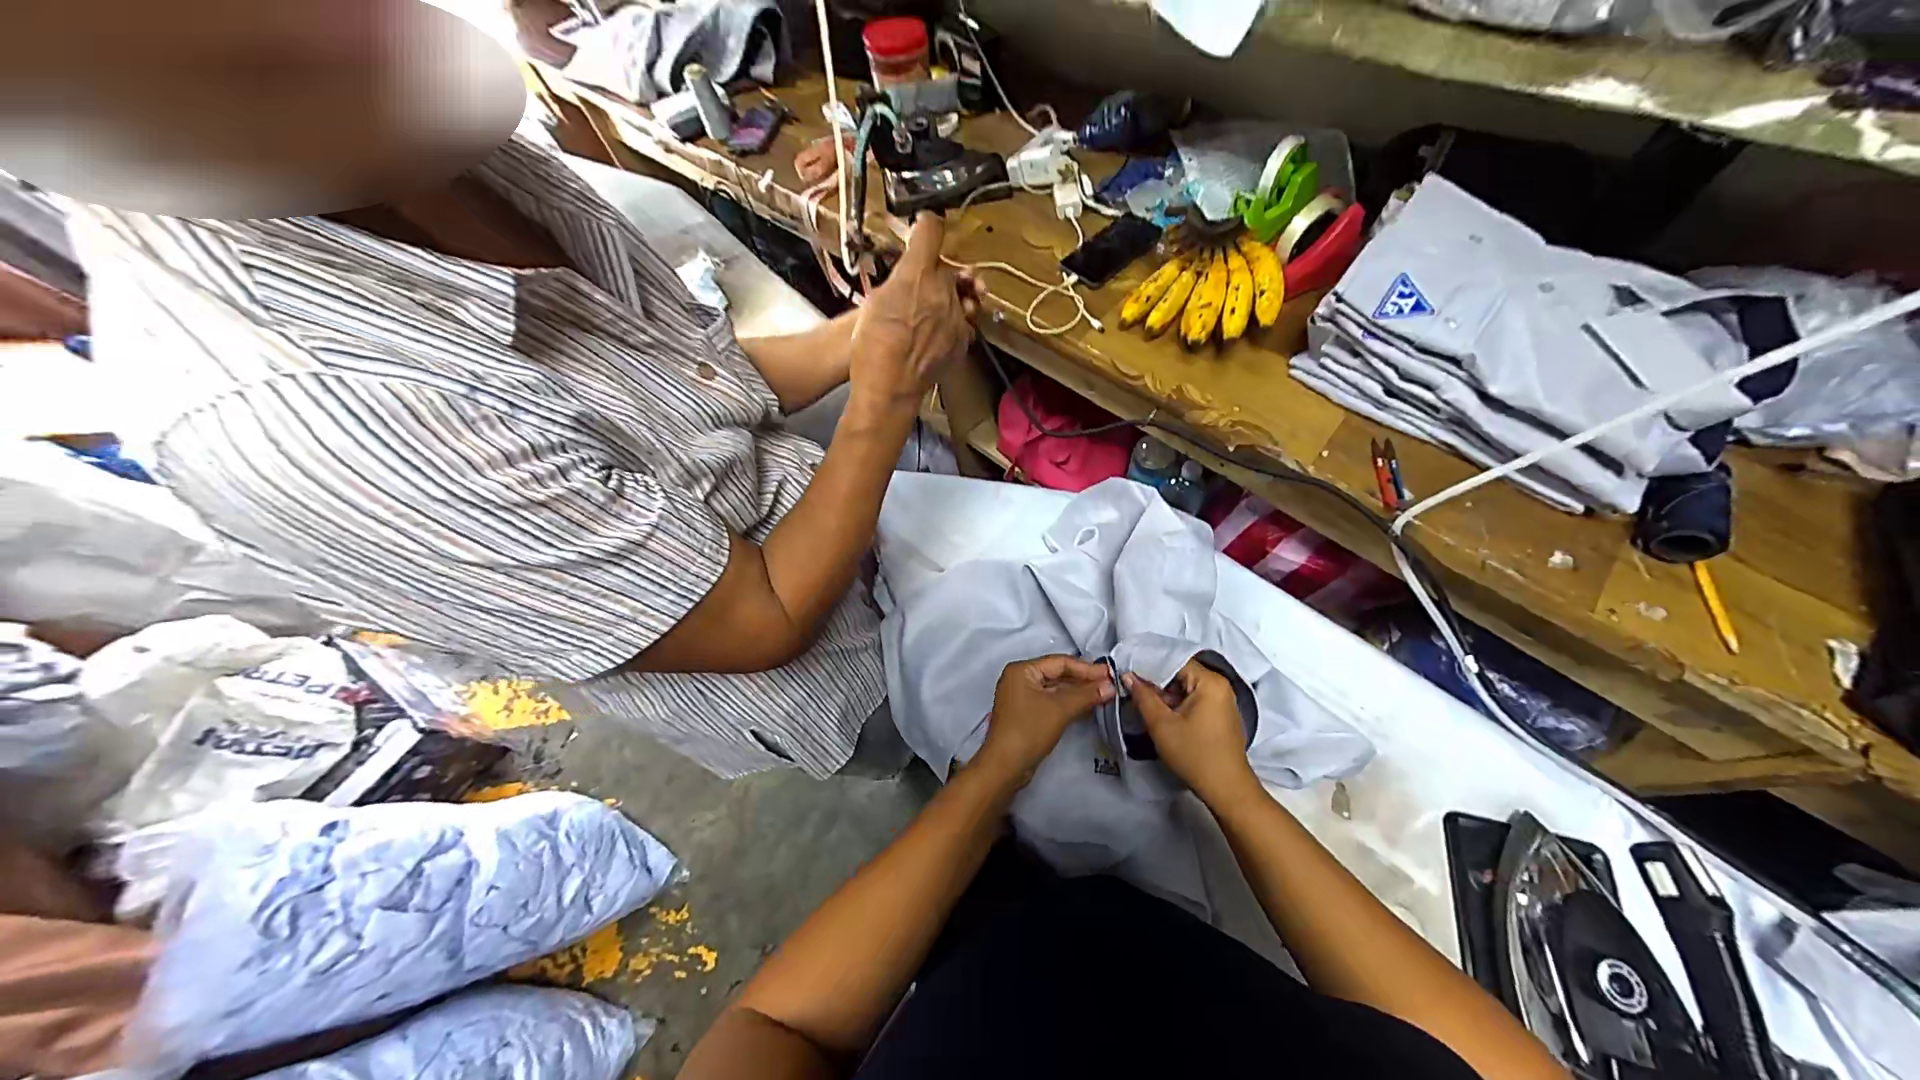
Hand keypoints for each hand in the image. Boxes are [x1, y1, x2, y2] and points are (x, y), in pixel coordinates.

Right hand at [847, 213, 980, 415]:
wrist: (890, 385)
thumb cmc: (873, 345)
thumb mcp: (875, 300)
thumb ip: (898, 279)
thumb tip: (907, 273)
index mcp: (917, 273)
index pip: (931, 230)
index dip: (927, 225)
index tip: (924, 226)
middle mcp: (942, 290)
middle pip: (947, 268)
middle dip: (936, 272)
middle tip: (920, 283)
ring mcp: (957, 315)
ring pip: (959, 295)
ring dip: (949, 297)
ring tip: (932, 310)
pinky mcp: (963, 339)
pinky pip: (962, 322)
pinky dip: (953, 322)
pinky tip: (937, 332)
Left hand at [972, 655, 1113, 788]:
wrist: (1005, 766)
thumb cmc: (1029, 730)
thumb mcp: (1060, 709)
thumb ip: (1086, 695)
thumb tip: (1110, 686)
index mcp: (1022, 670)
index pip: (1059, 662)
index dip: (1086, 668)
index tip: (1110, 674)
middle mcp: (1020, 679)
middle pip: (1057, 674)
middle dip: (1083, 679)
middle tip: (1110, 684)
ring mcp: (1022, 696)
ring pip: (1055, 688)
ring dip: (1078, 692)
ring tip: (1104, 693)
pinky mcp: (1027, 713)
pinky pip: (1051, 701)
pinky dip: (1069, 702)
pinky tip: (1087, 705)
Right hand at [1126, 661, 1260, 805]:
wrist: (1226, 789)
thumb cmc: (1194, 754)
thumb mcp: (1161, 724)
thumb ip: (1143, 696)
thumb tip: (1129, 676)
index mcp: (1210, 682)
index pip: (1174, 661)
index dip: (1149, 666)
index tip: (1128, 673)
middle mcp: (1220, 685)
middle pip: (1182, 673)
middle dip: (1157, 681)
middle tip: (1133, 689)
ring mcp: (1223, 700)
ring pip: (1187, 687)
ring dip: (1166, 694)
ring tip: (1143, 702)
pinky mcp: (1221, 714)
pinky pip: (1195, 699)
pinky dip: (1178, 703)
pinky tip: (1162, 714)